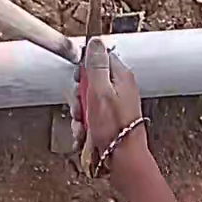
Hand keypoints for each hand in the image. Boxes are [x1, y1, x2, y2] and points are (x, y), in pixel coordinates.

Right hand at [74, 38, 148, 175]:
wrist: (123, 160)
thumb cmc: (114, 128)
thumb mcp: (100, 91)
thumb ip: (96, 65)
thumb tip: (95, 41)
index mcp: (121, 77)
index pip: (99, 58)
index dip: (84, 68)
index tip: (79, 79)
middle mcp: (119, 90)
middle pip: (90, 82)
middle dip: (79, 97)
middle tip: (81, 107)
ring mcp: (114, 107)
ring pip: (86, 102)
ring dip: (80, 115)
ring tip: (84, 126)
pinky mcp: (109, 122)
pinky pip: (89, 119)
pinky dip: (84, 127)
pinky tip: (86, 135)